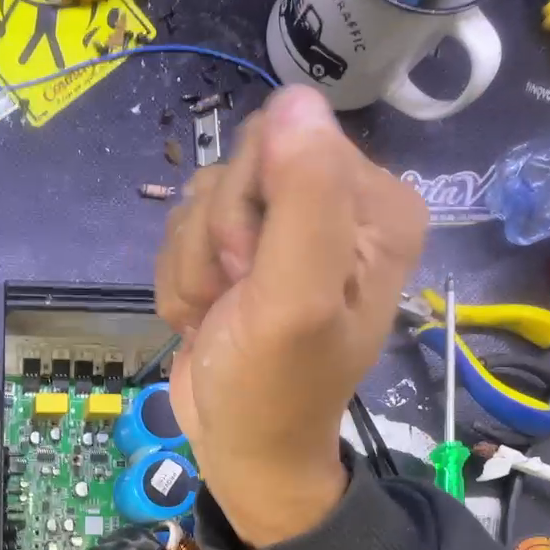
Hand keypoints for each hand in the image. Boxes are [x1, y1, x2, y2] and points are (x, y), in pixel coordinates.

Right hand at [155, 86, 427, 547]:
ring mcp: (275, 236)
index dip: (247, 210)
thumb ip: (303, 198)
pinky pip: (179, 240)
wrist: (242, 451)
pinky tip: (202, 321)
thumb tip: (294, 98)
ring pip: (197, 206)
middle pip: (233, 170)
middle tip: (234, 299)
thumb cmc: (275, 389)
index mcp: (371, 206)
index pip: (284, 142)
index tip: (252, 273)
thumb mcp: (296, 299)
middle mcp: (328, 208)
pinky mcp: (232, 261)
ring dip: (191, 272)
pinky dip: (178, 287)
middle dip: (213, 244)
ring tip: (218, 316)